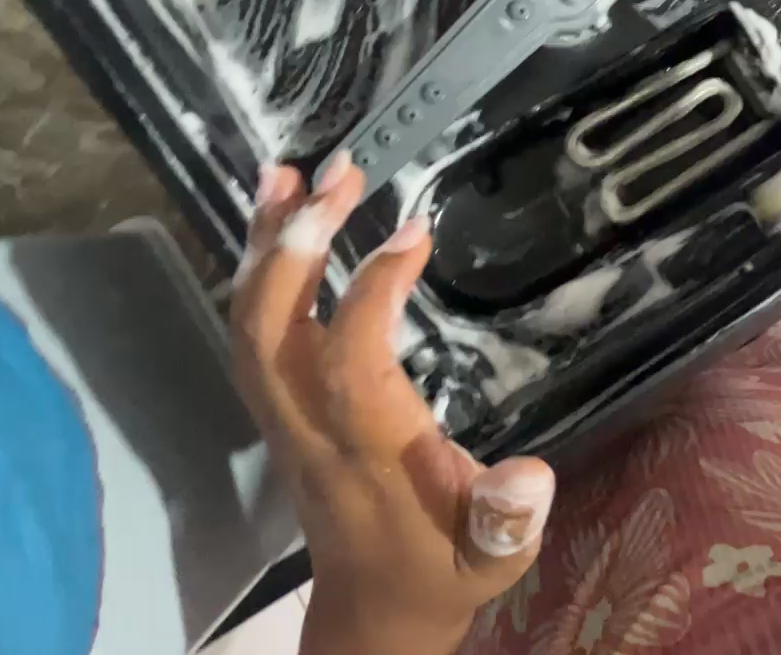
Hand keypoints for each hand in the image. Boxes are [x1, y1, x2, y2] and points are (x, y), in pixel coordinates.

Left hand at [230, 157, 554, 654]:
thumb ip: (509, 520)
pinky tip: (281, 220)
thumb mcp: (494, 555)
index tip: (416, 230)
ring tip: (289, 172)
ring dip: (264, 244)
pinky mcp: (281, 407)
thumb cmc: (442, 567)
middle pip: (271, 332)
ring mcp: (284, 417)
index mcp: (368, 451)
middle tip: (341, 175)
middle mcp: (309, 427)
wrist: (374, 608)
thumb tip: (531, 478)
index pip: (350, 363)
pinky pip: (254, 331)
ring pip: (249, 325)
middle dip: (296, 246)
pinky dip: (259, 268)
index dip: (373, 292)